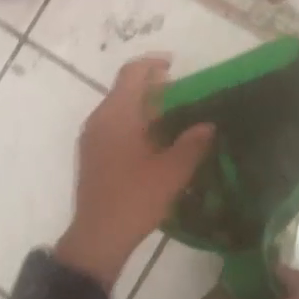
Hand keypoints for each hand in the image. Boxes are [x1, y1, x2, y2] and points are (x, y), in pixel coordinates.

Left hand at [56, 57, 213, 287]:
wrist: (97, 235)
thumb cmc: (135, 198)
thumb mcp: (171, 172)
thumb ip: (192, 144)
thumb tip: (207, 125)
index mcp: (117, 114)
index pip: (132, 73)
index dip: (153, 63)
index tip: (174, 65)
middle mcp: (99, 118)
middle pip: (124, 88)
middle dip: (151, 86)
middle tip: (181, 94)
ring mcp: (91, 136)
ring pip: (117, 108)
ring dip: (142, 106)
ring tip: (172, 119)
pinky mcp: (91, 154)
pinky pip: (112, 125)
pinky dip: (132, 122)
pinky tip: (153, 142)